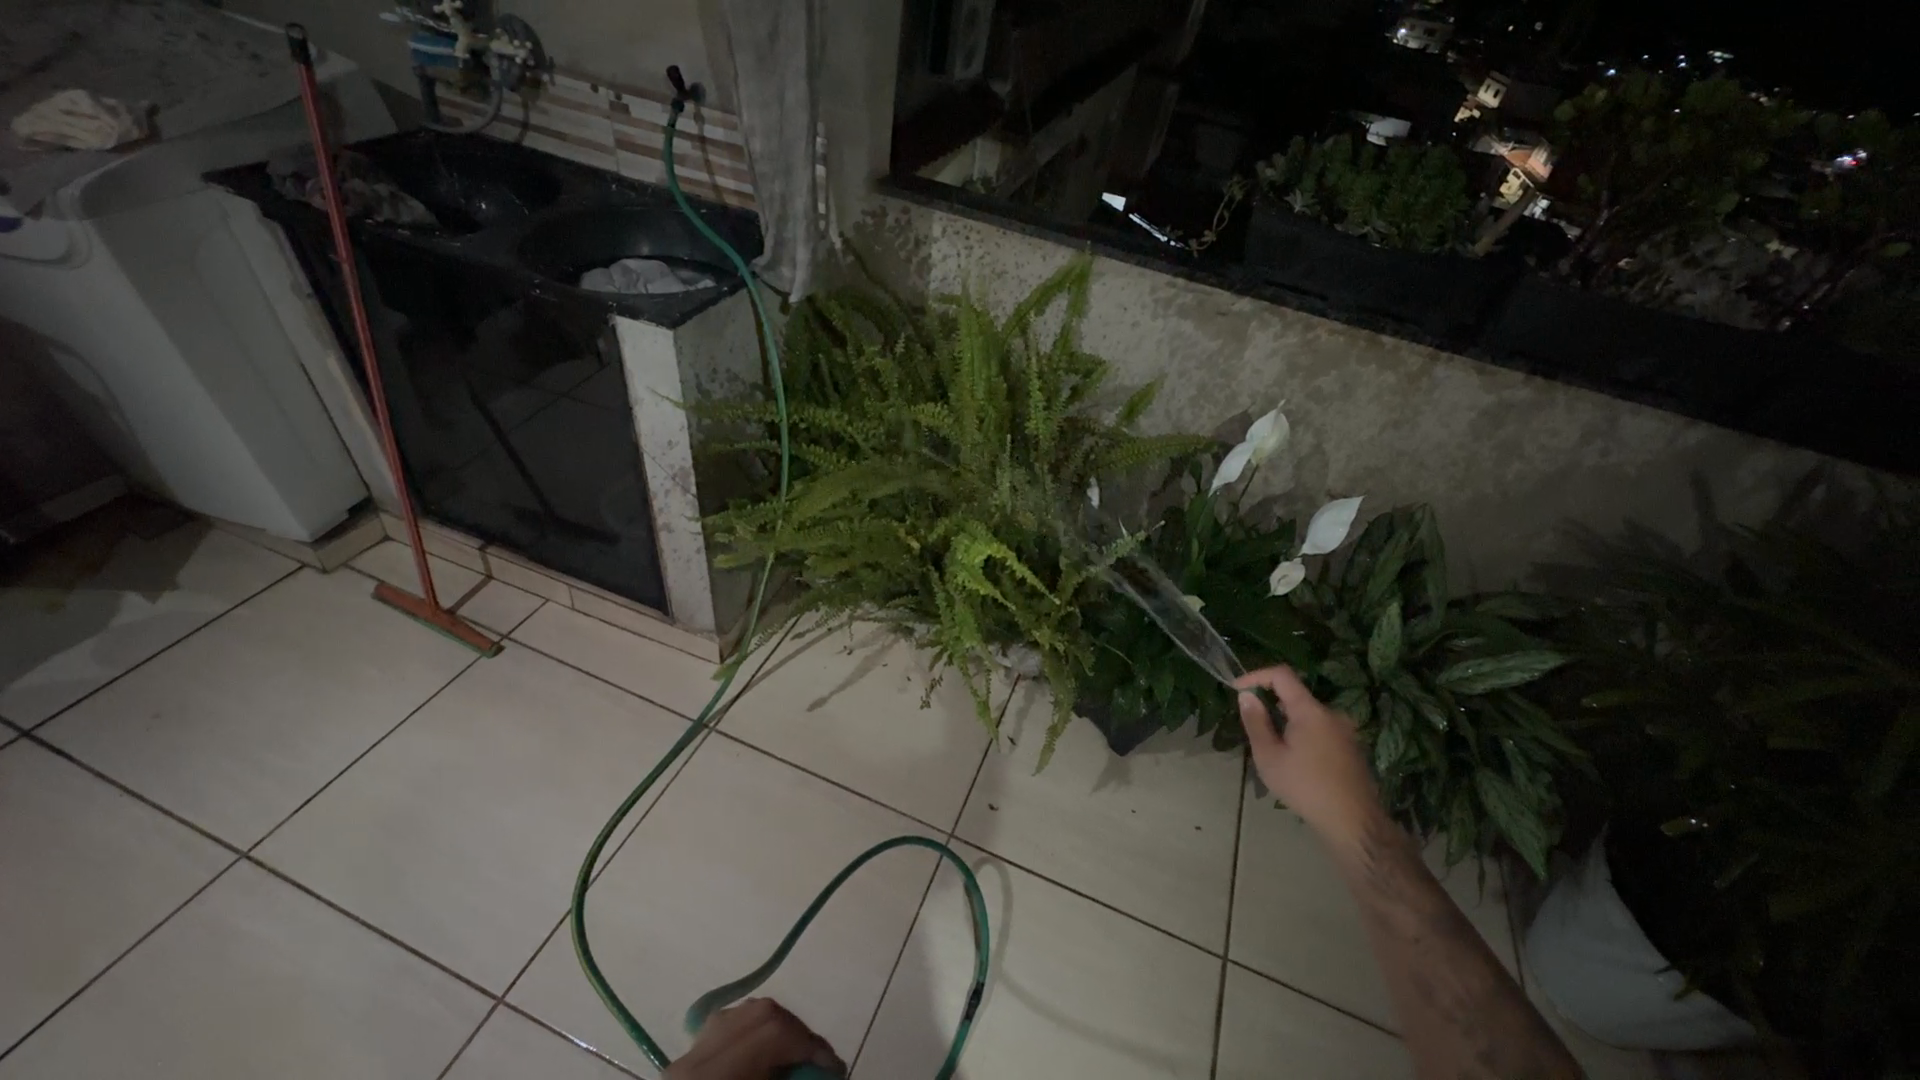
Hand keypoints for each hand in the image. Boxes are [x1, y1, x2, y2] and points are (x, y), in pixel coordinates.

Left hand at [664, 998, 844, 1079]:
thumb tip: (826, 1072)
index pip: (772, 1031)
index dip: (810, 1044)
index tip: (834, 1069)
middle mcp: (692, 1061)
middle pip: (760, 1014)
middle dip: (799, 1034)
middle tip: (819, 1065)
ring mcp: (683, 1060)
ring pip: (742, 1014)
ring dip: (778, 1030)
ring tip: (795, 1061)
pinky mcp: (682, 1067)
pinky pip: (724, 1029)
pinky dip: (753, 1035)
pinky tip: (766, 1059)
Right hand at [1235, 666, 1385, 853]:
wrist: (1353, 821)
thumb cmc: (1305, 787)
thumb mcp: (1269, 756)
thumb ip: (1256, 722)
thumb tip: (1246, 696)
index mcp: (1310, 711)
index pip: (1282, 675)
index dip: (1256, 676)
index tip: (1237, 689)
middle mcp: (1331, 714)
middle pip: (1295, 696)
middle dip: (1270, 704)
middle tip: (1253, 728)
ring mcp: (1345, 731)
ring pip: (1307, 716)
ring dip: (1286, 723)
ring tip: (1273, 751)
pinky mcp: (1351, 747)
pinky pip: (1320, 730)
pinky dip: (1302, 735)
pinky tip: (1297, 764)